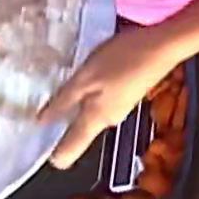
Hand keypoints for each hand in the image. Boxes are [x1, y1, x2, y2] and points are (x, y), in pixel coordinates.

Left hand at [38, 29, 177, 169]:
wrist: (164, 45)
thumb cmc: (123, 59)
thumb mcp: (86, 77)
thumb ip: (63, 101)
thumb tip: (41, 124)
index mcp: (95, 120)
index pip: (67, 153)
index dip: (48, 150)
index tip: (33, 136)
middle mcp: (109, 119)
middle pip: (78, 130)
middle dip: (63, 116)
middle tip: (49, 93)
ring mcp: (122, 105)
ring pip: (91, 110)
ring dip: (81, 97)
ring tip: (73, 73)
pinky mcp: (130, 91)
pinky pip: (104, 97)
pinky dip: (96, 86)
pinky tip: (97, 67)